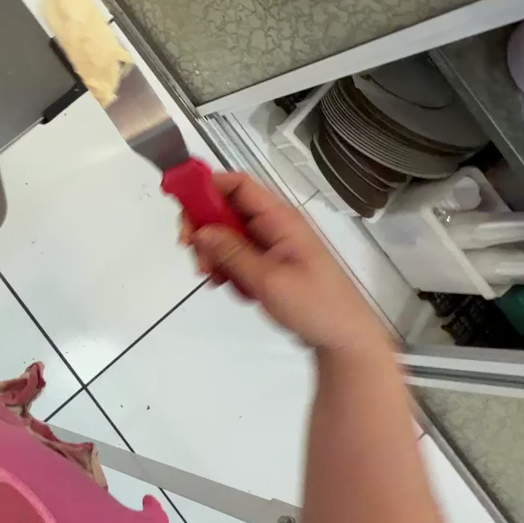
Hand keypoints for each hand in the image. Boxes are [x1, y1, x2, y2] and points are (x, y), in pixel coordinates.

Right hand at [180, 172, 392, 354]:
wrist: (344, 338)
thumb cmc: (318, 306)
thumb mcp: (268, 279)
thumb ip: (231, 252)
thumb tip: (201, 230)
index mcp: (280, 220)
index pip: (237, 184)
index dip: (205, 185)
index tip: (179, 201)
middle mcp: (273, 226)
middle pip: (223, 208)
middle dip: (201, 227)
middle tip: (192, 250)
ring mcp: (269, 243)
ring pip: (223, 232)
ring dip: (209, 252)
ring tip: (213, 276)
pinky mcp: (265, 261)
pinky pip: (231, 253)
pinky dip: (221, 266)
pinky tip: (225, 283)